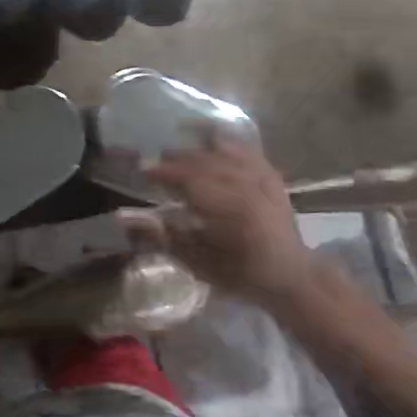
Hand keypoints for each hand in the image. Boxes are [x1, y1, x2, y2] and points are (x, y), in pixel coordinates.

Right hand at [141, 133, 316, 300]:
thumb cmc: (240, 274)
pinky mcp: (272, 177)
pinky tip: (212, 140)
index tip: (142, 170)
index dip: (163, 172)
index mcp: (230, 209)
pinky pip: (247, 150)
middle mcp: (248, 187)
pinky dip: (227, 142)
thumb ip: (162, 236)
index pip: (189, 179)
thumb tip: (124, 219)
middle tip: (154, 160)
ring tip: (178, 151)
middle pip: (206, 162)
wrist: (291, 276)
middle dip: (177, 158)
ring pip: (225, 152)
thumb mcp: (198, 262)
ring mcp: (263, 179)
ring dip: (198, 149)